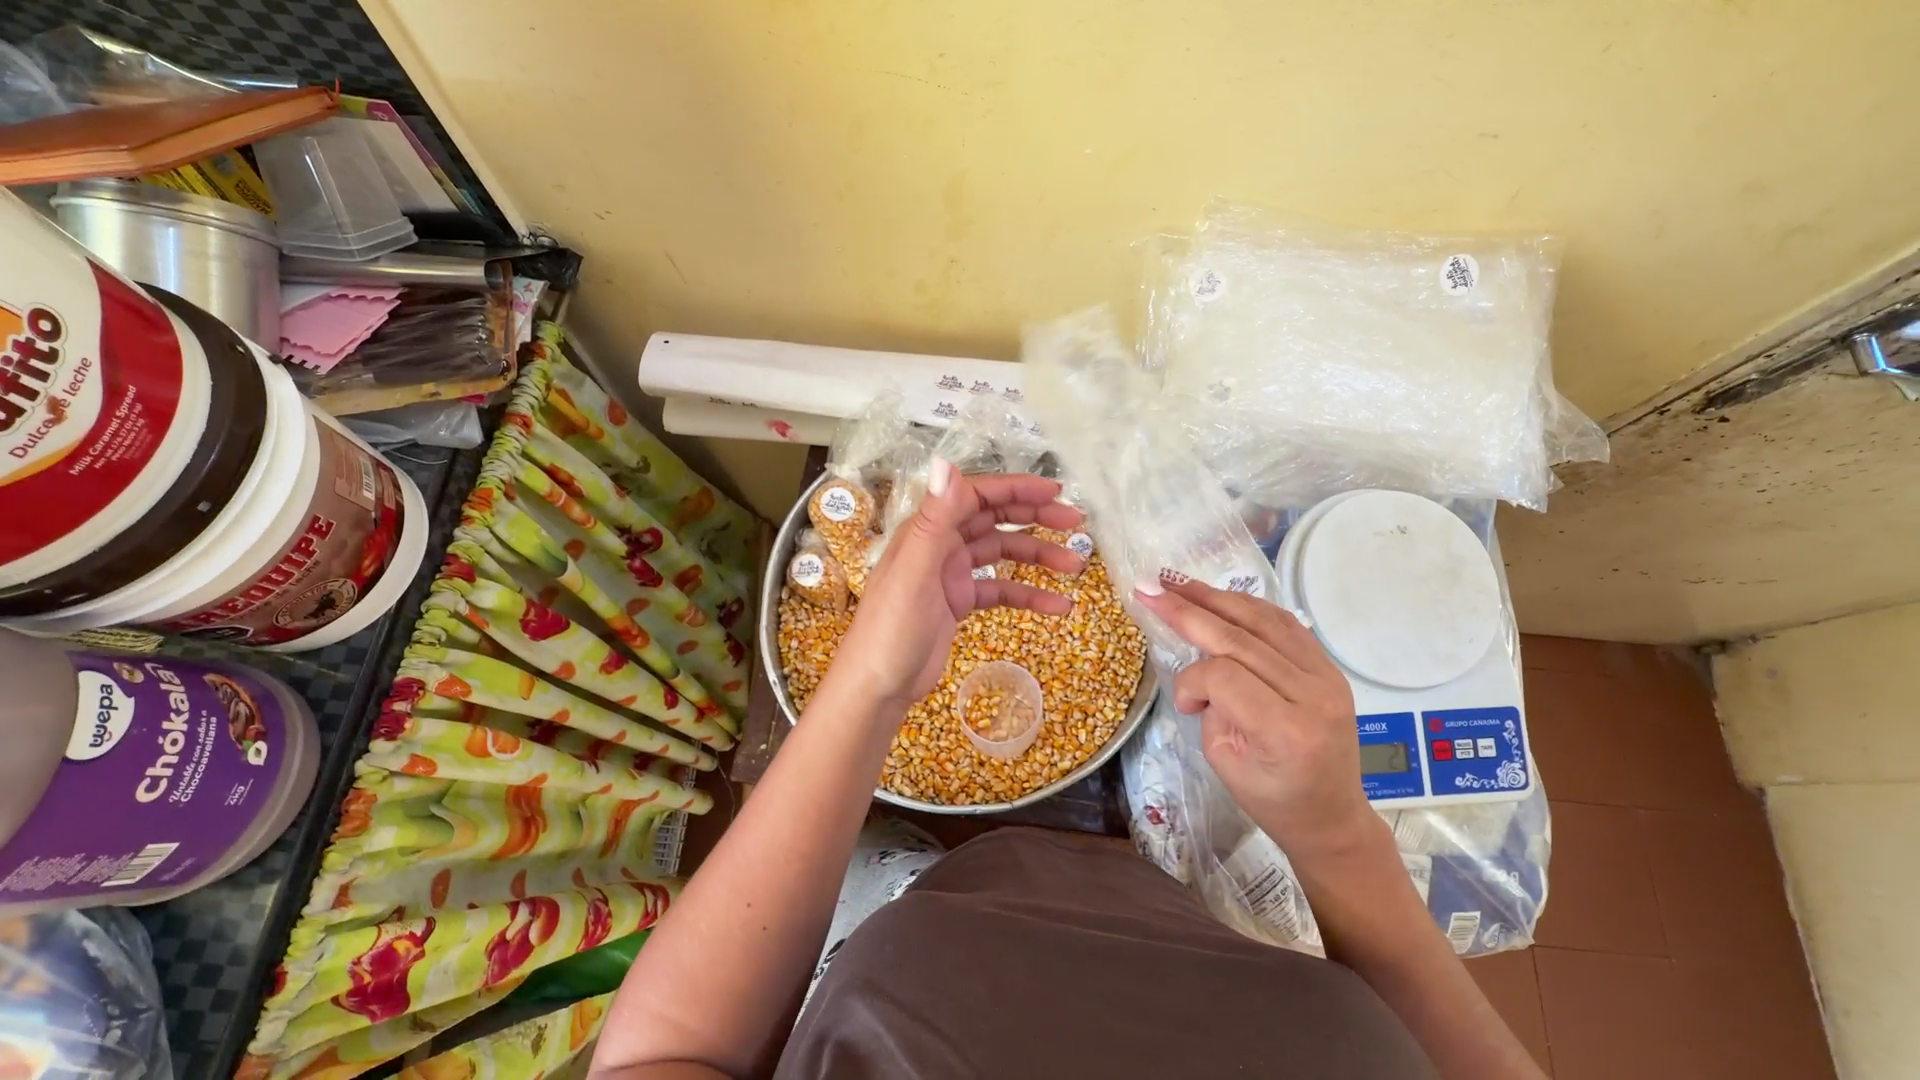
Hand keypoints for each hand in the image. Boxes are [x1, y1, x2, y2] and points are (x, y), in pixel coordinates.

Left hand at [832, 460, 1086, 709]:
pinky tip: (1058, 605)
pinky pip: (1000, 590)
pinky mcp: (958, 604)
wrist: (876, 688)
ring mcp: (950, 575)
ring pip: (1002, 554)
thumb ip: (934, 519)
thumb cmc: (890, 629)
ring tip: (1075, 566)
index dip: (1016, 489)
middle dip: (1035, 516)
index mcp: (927, 530)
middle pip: (994, 519)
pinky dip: (1028, 595)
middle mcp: (939, 545)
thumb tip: (945, 462)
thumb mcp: (914, 571)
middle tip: (1075, 522)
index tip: (1055, 491)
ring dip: (1038, 556)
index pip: (977, 495)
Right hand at [1134, 579, 1374, 859]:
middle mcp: (1312, 694)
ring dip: (1217, 597)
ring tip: (1178, 583)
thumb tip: (1202, 666)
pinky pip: (1285, 624)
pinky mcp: (1329, 668)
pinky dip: (1248, 606)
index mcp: (1285, 728)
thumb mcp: (1226, 762)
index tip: (1184, 705)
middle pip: (1241, 637)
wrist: (1331, 814)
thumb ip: (1212, 707)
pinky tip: (1219, 598)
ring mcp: (1327, 676)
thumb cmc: (1272, 799)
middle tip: (1151, 587)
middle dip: (1190, 608)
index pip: (1223, 675)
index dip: (1191, 680)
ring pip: (1263, 620)